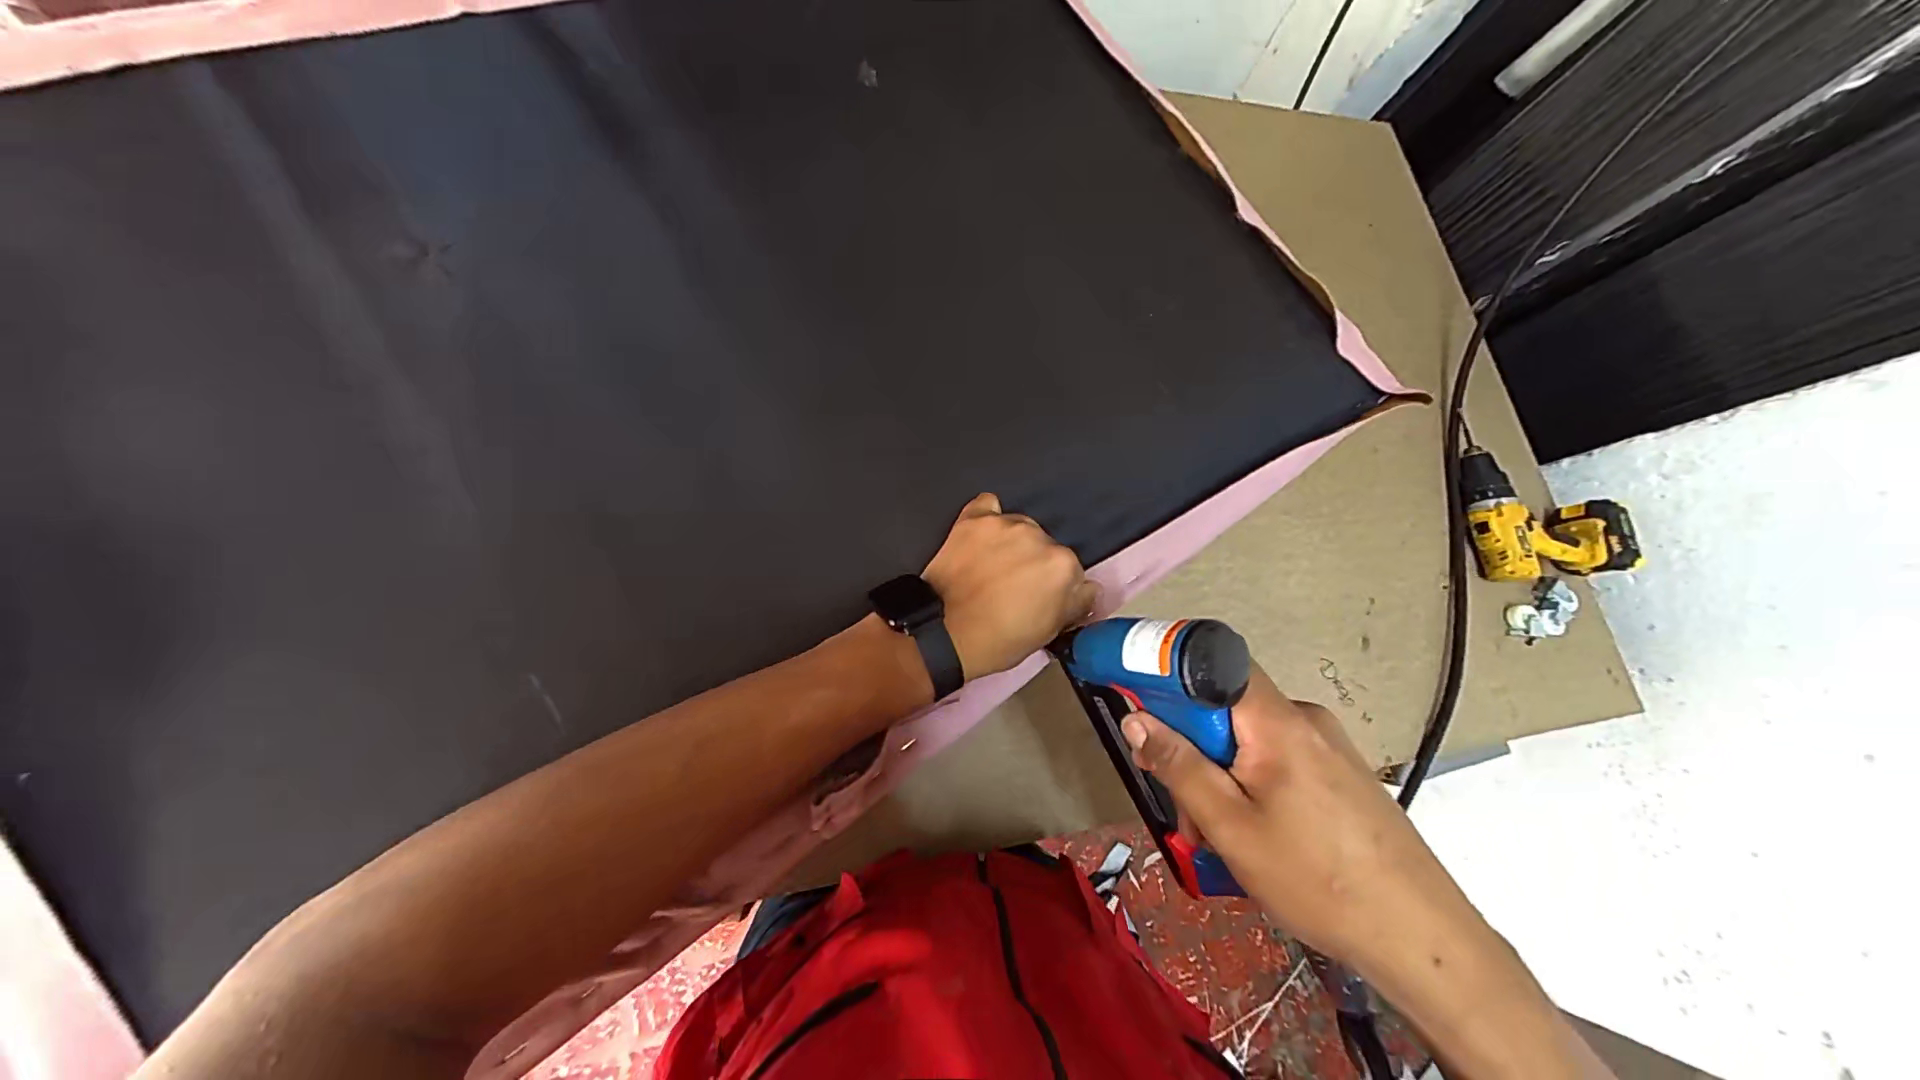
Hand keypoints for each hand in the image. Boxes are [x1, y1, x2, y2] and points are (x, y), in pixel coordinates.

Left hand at [922, 493, 1096, 679]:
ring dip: (1013, 542)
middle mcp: (1039, 537)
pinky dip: (987, 518)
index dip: (1056, 587)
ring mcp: (1005, 524)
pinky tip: (981, 535)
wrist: (946, 634)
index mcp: (1064, 565)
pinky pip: (988, 505)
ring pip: (1020, 527)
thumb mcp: (1050, 631)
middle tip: (1014, 585)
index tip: (1041, 598)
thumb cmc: (1001, 640)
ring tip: (993, 565)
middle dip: (1035, 563)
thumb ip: (1076, 602)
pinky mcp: (973, 519)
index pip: (1072, 571)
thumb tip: (1088, 589)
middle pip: (1046, 546)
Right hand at [1122, 668, 1617, 1078]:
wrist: (1423, 939)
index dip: (1169, 671)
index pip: (1216, 662)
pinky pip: (1277, 760)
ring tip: (1221, 838)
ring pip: (1250, 740)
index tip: (1137, 701)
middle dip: (1193, 748)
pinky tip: (1256, 837)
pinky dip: (1251, 785)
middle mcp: (1305, 719)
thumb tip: (1135, 718)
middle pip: (1227, 708)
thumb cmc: (1317, 878)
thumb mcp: (1229, 826)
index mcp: (1278, 721)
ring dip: (1220, 775)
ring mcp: (1328, 746)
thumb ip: (1178, 766)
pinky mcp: (1340, 773)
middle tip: (1184, 805)